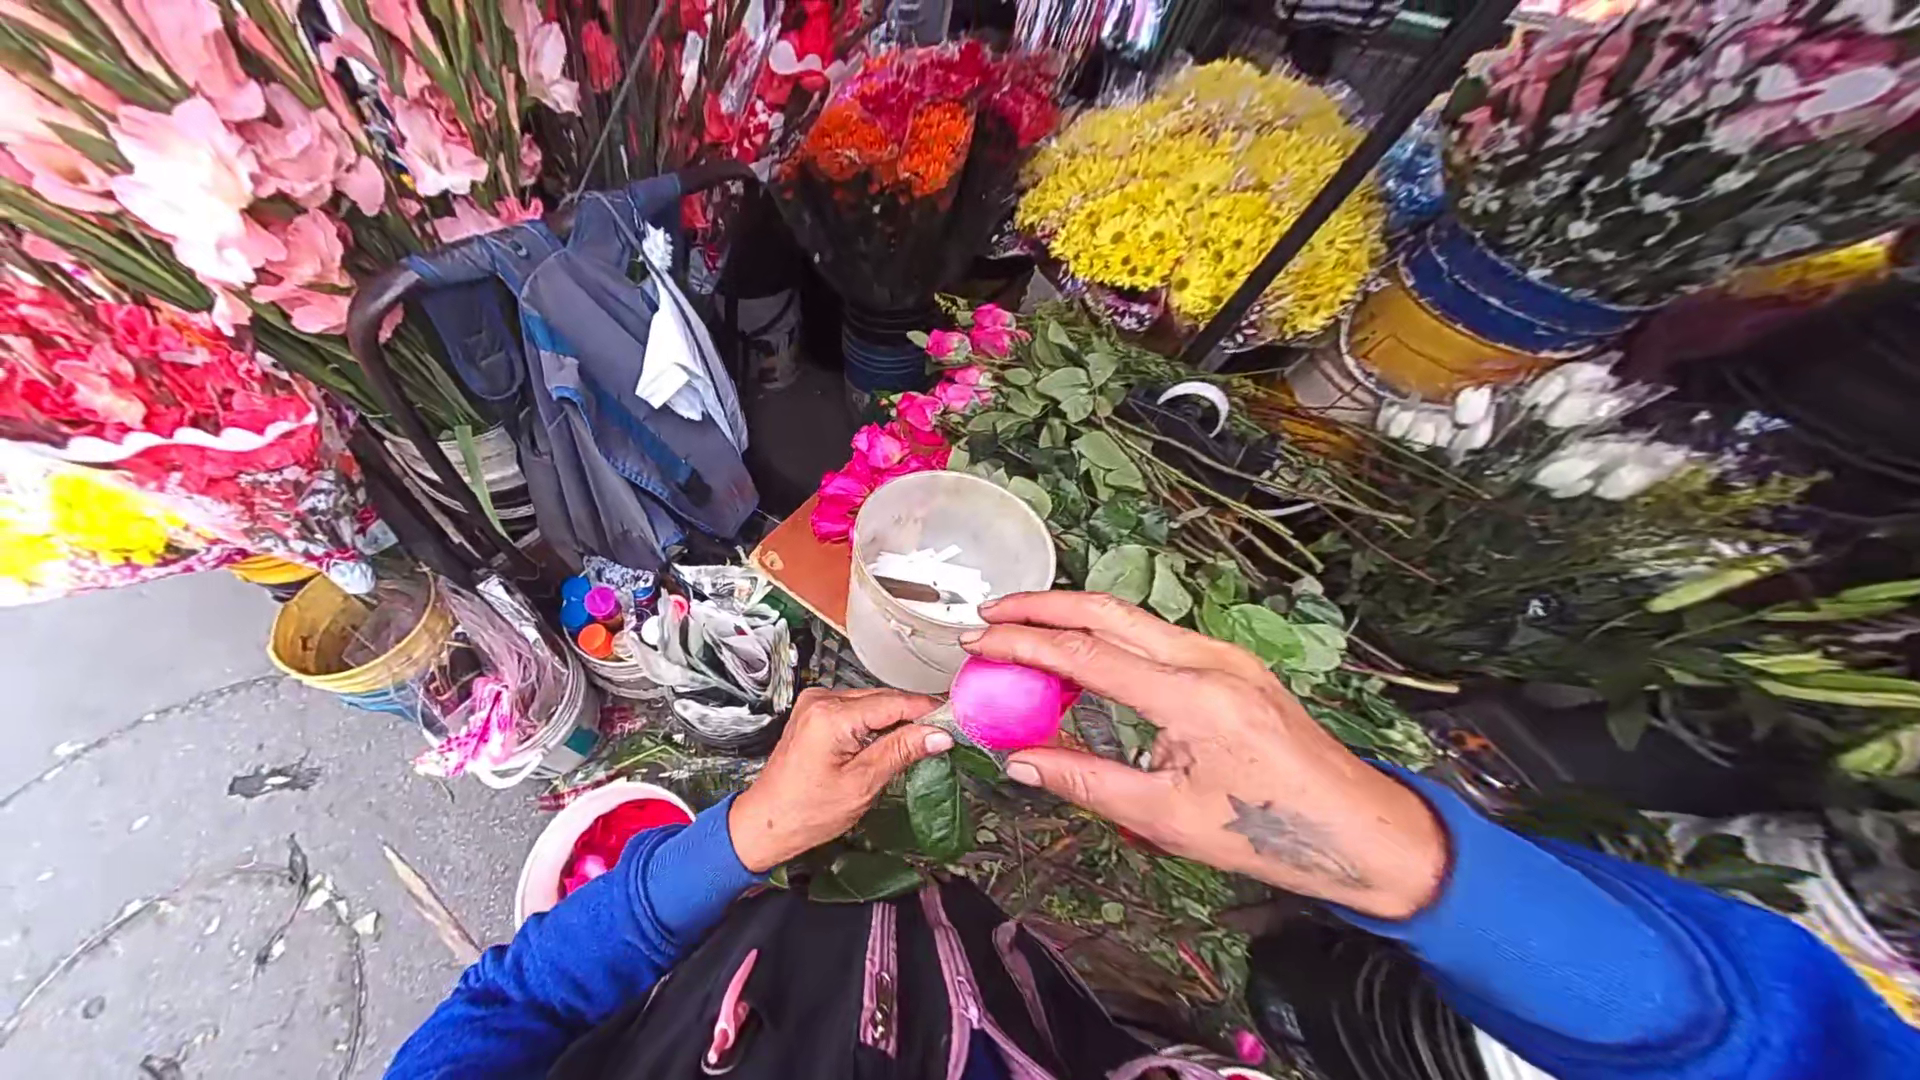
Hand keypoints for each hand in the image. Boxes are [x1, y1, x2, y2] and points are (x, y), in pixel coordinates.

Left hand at [729, 688, 952, 872]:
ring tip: (922, 737)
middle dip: (913, 715)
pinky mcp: (814, 711)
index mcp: (832, 716)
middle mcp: (821, 700)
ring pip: (871, 701)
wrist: (764, 823)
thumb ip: (901, 751)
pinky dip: (876, 719)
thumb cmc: (806, 812)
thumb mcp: (863, 784)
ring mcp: (815, 703)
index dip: (927, 710)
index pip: (894, 702)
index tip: (953, 719)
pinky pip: (856, 706)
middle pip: (883, 698)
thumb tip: (938, 735)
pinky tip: (891, 736)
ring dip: (896, 717)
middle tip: (943, 732)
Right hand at [964, 592, 1446, 918]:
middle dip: (1041, 604)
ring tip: (1021, 627)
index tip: (978, 642)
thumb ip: (1084, 781)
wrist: (1362, 829)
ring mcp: (1220, 652)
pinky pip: (1151, 635)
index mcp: (1193, 696)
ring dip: (1071, 614)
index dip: (1024, 645)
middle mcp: (1207, 658)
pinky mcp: (1226, 660)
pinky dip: (1103, 635)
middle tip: (991, 612)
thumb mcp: (1167, 818)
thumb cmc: (1267, 834)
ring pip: (1129, 615)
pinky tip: (1079, 653)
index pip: (1087, 655)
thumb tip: (1018, 761)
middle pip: (1106, 610)